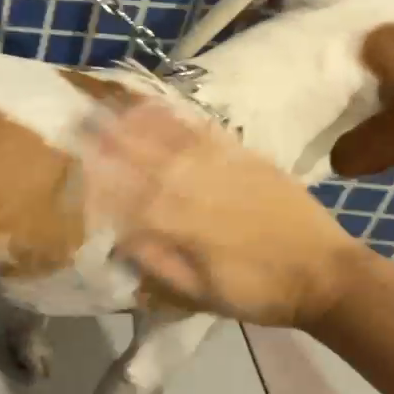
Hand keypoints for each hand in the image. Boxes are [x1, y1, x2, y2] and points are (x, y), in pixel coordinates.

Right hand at [79, 101, 367, 328]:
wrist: (325, 274)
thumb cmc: (256, 290)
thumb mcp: (199, 292)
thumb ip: (153, 260)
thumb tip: (112, 233)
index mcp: (170, 217)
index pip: (117, 188)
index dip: (90, 173)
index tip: (68, 162)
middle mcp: (182, 181)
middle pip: (130, 150)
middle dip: (99, 134)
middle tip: (73, 119)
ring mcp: (209, 160)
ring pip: (157, 131)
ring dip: (124, 116)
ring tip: (101, 102)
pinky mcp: (233, 149)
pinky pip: (191, 123)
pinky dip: (165, 111)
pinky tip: (148, 101)